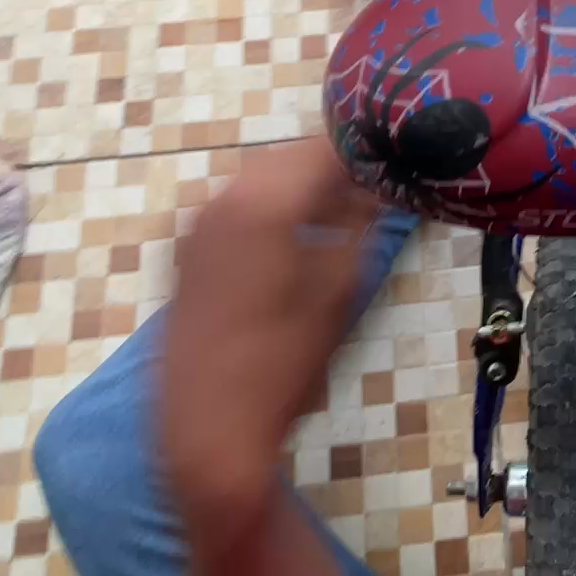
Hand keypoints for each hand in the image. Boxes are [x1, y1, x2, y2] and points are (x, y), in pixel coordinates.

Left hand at [159, 139, 380, 507]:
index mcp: (262, 202)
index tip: (391, 162)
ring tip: (338, 217)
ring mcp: (194, 224)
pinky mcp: (184, 250)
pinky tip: (294, 239)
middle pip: (286, 158)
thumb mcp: (339, 289)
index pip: (322, 148)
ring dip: (299, 188)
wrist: (208, 426)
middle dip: (329, 169)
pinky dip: (269, 209)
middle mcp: (220, 198)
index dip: (362, 152)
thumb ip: (359, 225)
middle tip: (370, 192)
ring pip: (259, 180)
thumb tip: (373, 189)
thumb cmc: (284, 361)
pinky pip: (235, 207)